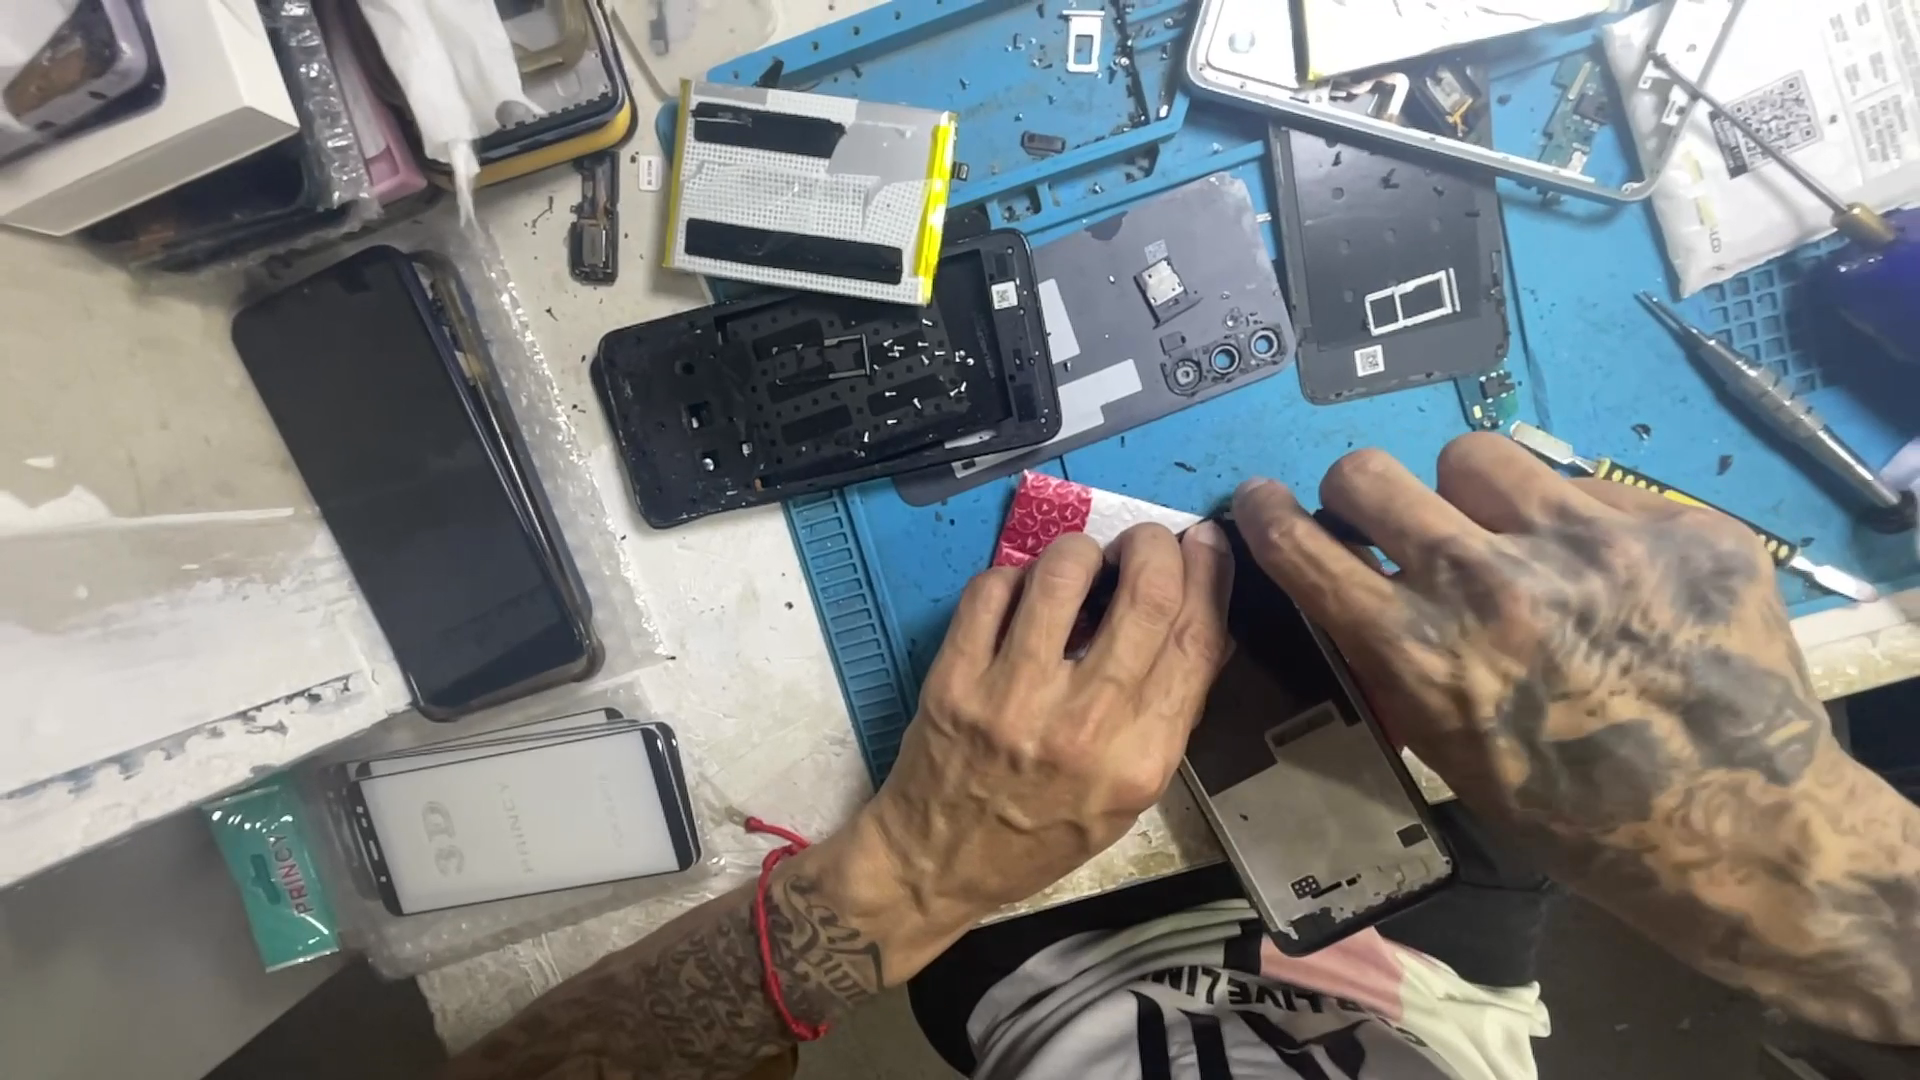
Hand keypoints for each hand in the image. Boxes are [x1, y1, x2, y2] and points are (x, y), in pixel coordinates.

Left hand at [857, 522, 1233, 934]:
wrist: (941, 861)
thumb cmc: (1046, 831)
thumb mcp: (1130, 792)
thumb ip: (1170, 709)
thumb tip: (1206, 617)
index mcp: (1140, 759)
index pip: (1197, 640)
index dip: (1210, 574)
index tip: (1205, 542)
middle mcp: (1083, 726)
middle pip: (1145, 596)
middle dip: (1151, 545)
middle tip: (1142, 540)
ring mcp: (1012, 699)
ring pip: (1062, 575)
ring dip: (1079, 551)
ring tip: (1079, 563)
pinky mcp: (955, 679)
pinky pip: (992, 588)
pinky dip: (1013, 575)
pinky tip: (1020, 594)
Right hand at [1233, 433, 1919, 1044]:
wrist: (1738, 831)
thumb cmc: (1554, 800)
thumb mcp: (1432, 738)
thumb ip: (1376, 649)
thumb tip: (1338, 580)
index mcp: (1417, 648)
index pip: (1301, 545)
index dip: (1264, 511)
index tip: (1260, 498)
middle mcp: (1487, 584)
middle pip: (1365, 471)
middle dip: (1358, 493)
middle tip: (1387, 520)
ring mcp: (1588, 547)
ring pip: (1469, 455)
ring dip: (1464, 494)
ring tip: (1501, 536)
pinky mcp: (1677, 529)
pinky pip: (1579, 484)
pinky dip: (1567, 519)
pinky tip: (1602, 572)